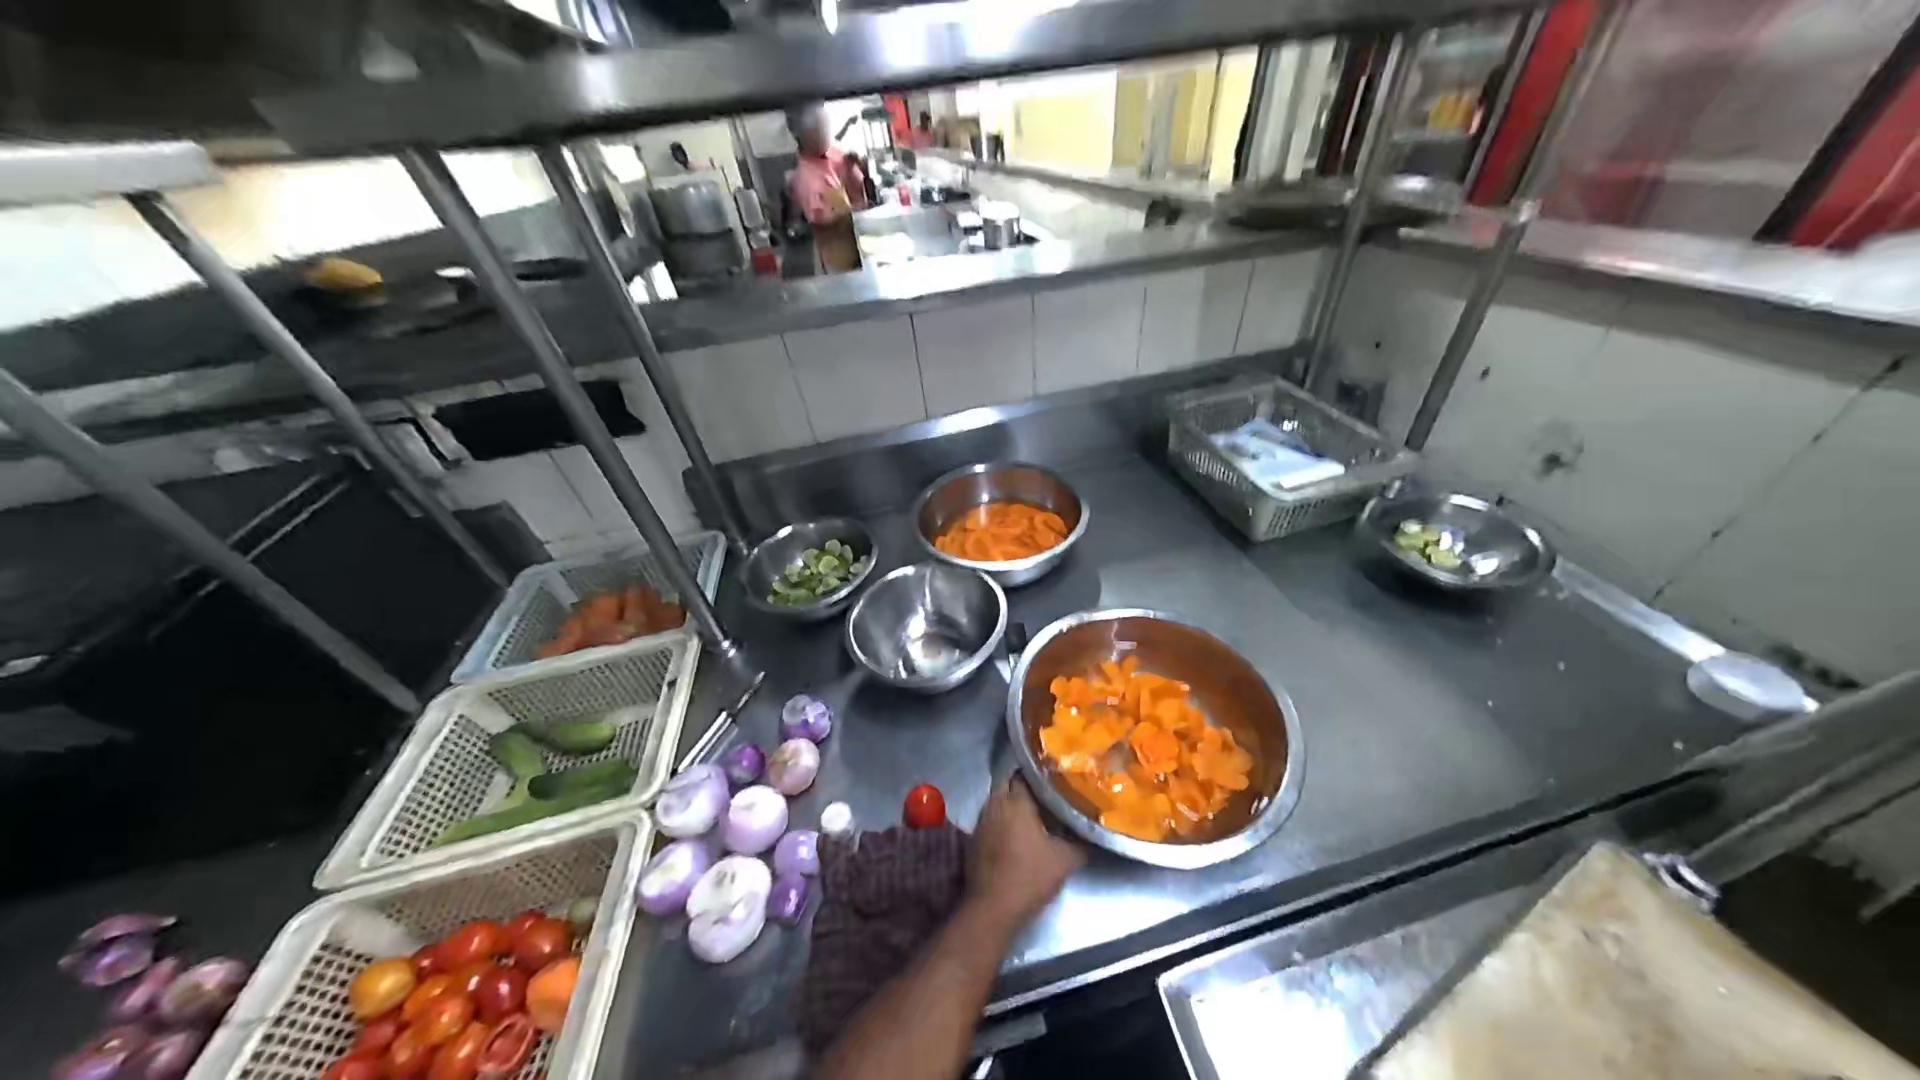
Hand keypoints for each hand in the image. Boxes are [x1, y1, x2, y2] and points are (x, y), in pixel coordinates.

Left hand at [967, 776, 1083, 926]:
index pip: (1025, 775)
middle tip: (1043, 793)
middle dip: (1023, 785)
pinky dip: (1002, 819)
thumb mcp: (1065, 860)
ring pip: (997, 800)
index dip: (1039, 774)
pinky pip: (990, 817)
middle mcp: (996, 804)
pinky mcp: (975, 837)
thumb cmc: (1030, 876)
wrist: (993, 906)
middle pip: (1008, 783)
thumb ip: (1080, 842)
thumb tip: (1090, 831)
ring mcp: (982, 820)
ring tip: (1031, 811)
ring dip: (1011, 802)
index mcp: (1016, 802)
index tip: (1053, 778)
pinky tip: (1015, 831)